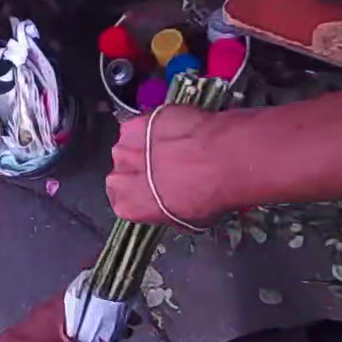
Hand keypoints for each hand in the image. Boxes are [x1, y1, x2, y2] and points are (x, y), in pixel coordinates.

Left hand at [0, 296, 120, 341]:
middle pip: (88, 305)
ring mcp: (52, 323)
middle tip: (132, 323)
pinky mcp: (49, 337)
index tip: (127, 291)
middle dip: (109, 313)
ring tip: (121, 337)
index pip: (85, 287)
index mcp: (57, 306)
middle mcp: (56, 310)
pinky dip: (88, 337)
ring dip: (99, 327)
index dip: (106, 287)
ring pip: (82, 319)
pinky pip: (75, 332)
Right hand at [106, 106, 227, 225]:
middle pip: (123, 173)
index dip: (141, 196)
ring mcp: (125, 146)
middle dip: (140, 171)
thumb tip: (172, 206)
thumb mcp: (187, 219)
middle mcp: (119, 177)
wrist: (222, 159)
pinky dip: (155, 127)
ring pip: (130, 147)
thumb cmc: (208, 191)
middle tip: (168, 170)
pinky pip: (142, 126)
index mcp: (127, 205)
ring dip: (147, 148)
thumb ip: (165, 212)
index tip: (154, 193)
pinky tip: (176, 132)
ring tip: (175, 149)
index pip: (124, 201)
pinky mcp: (138, 122)